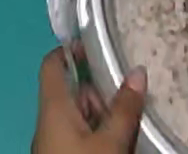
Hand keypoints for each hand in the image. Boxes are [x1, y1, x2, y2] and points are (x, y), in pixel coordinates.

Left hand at [32, 49, 147, 153]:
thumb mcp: (110, 143)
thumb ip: (125, 107)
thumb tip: (138, 70)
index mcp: (53, 108)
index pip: (53, 63)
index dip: (72, 49)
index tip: (100, 44)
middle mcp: (49, 122)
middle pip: (72, 91)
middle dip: (100, 88)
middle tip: (130, 89)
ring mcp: (54, 146)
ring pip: (79, 117)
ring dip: (103, 114)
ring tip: (132, 116)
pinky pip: (81, 139)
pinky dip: (100, 135)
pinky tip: (123, 142)